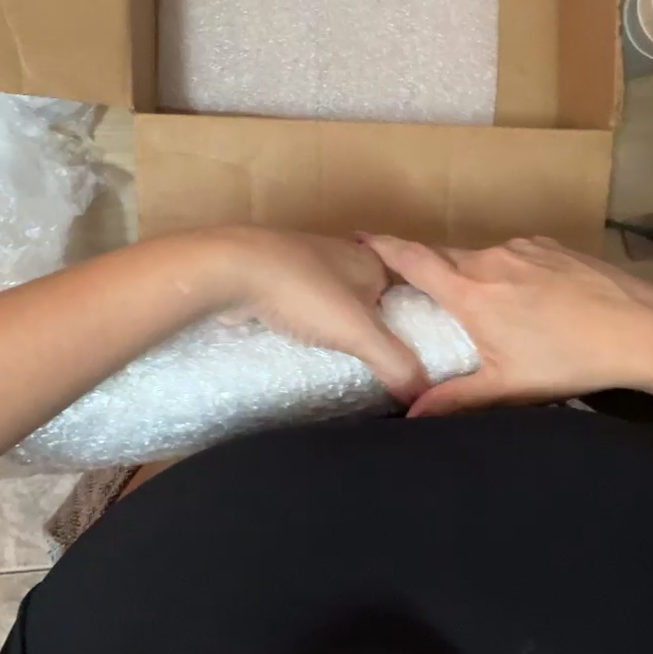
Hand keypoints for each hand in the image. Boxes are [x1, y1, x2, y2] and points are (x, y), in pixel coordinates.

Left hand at [201, 227, 428, 401]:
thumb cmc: (303, 292)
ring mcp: (304, 266)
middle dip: (376, 329)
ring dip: (338, 329)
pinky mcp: (272, 281)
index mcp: (371, 261)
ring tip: (348, 367)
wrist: (229, 271)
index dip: (414, 324)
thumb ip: (395, 363)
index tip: (419, 358)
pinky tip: (306, 352)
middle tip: (384, 370)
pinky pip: (301, 309)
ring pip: (333, 303)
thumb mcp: (359, 332)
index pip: (408, 293)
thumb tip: (423, 396)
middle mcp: (342, 257)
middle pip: (370, 299)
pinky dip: (307, 328)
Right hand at [361, 235, 652, 416]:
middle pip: (445, 257)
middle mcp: (492, 258)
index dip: (384, 247)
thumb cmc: (570, 361)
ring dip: (473, 274)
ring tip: (486, 306)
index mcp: (472, 291)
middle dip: (430, 271)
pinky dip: (506, 270)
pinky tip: (528, 297)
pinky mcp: (553, 245)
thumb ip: (454, 398)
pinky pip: (514, 253)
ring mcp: (525, 247)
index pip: (414, 260)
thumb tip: (412, 415)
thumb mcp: (507, 386)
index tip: (361, 237)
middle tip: (424, 295)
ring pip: (481, 256)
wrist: (642, 331)